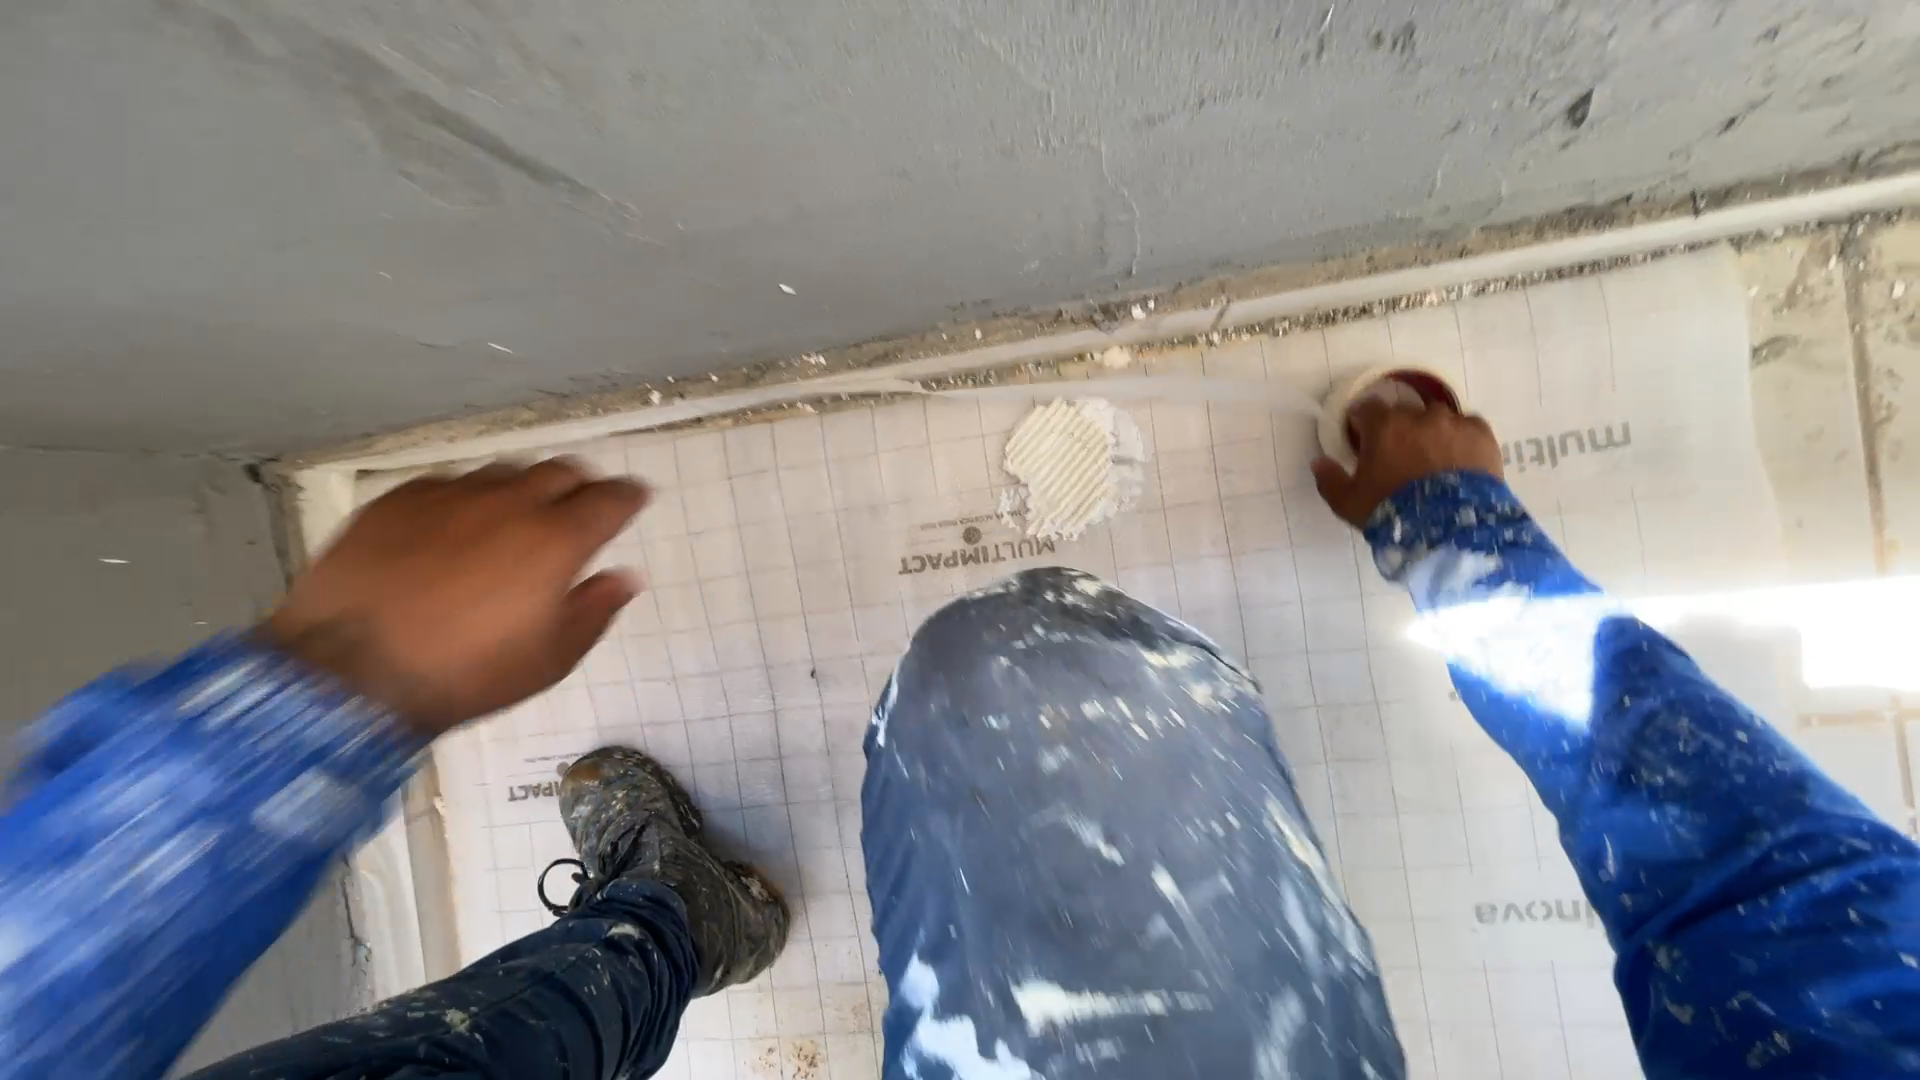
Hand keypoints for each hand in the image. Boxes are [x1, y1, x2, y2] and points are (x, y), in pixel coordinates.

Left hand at [266, 459, 647, 736]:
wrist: (345, 677)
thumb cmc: (466, 675)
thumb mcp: (551, 659)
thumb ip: (596, 610)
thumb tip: (624, 578)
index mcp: (556, 541)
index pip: (610, 499)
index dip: (629, 496)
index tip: (636, 498)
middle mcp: (509, 504)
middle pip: (562, 471)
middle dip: (583, 484)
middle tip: (582, 506)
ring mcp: (450, 497)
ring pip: (506, 472)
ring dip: (526, 488)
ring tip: (518, 516)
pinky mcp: (398, 501)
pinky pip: (450, 484)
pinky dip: (470, 498)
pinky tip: (459, 527)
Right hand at [1310, 398, 1502, 526]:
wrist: (1450, 526)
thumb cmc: (1391, 511)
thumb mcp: (1348, 503)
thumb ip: (1329, 480)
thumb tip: (1318, 462)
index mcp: (1383, 426)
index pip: (1366, 408)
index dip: (1362, 423)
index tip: (1361, 439)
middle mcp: (1419, 416)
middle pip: (1402, 411)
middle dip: (1397, 427)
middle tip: (1396, 452)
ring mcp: (1454, 423)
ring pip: (1436, 417)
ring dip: (1429, 430)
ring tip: (1430, 455)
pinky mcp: (1482, 434)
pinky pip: (1467, 426)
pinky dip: (1459, 437)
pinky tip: (1456, 457)